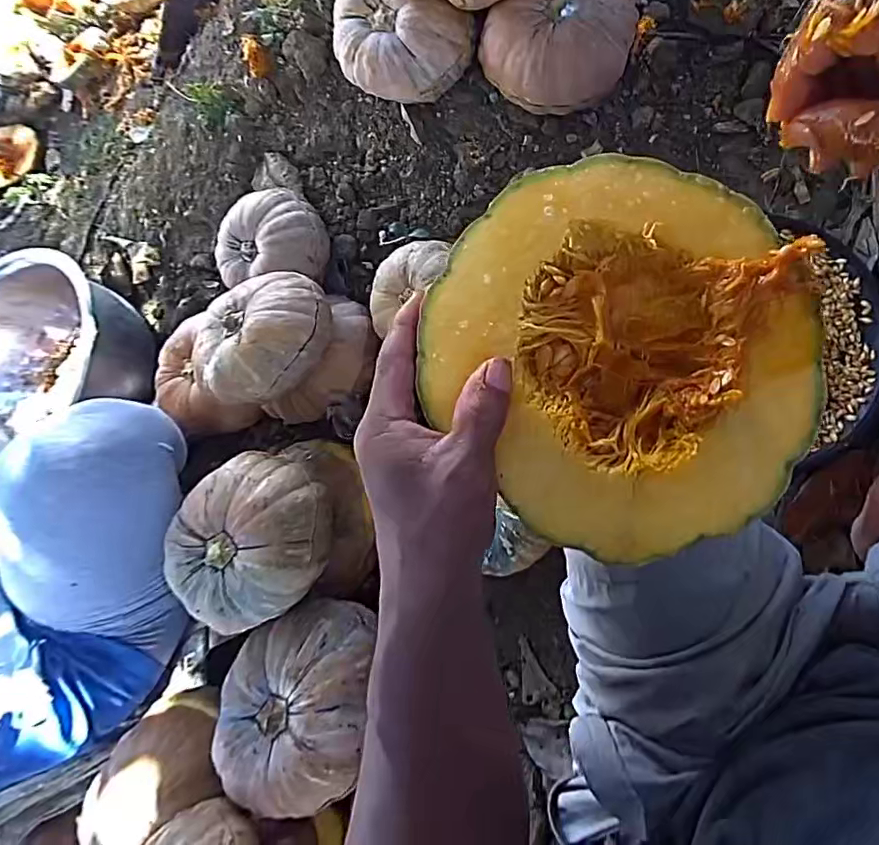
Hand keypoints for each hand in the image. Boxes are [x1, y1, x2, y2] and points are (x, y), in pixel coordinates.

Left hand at [354, 294, 511, 583]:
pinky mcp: (413, 468)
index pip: (392, 359)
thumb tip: (496, 363)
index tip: (427, 291)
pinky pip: (430, 419)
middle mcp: (382, 433)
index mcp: (382, 425)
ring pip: (417, 398)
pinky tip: (478, 398)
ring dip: (439, 372)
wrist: (430, 587)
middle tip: (459, 313)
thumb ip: (480, 412)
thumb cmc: (440, 526)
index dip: (408, 322)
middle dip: (426, 342)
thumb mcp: (465, 464)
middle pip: (401, 374)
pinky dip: (450, 400)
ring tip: (472, 347)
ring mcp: (396, 453)